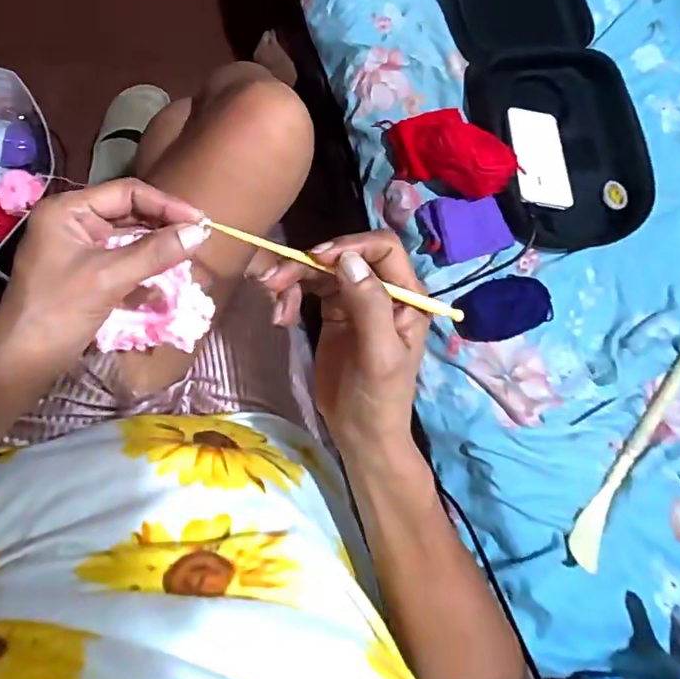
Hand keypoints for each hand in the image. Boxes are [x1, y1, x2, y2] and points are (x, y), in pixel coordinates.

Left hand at [0, 178, 208, 379]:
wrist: (19, 365)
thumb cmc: (58, 312)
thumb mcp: (110, 278)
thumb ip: (156, 252)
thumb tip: (200, 231)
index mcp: (67, 211)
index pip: (126, 193)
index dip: (165, 205)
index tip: (200, 221)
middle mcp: (71, 222)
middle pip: (127, 213)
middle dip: (162, 227)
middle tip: (198, 238)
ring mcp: (76, 249)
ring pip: (126, 239)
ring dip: (156, 249)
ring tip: (188, 257)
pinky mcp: (82, 274)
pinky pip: (120, 261)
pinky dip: (142, 269)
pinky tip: (165, 283)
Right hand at [260, 230, 427, 447]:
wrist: (360, 434)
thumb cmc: (379, 398)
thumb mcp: (379, 354)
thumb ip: (369, 305)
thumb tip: (347, 260)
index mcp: (406, 295)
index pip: (383, 248)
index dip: (350, 245)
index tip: (317, 258)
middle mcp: (382, 290)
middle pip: (343, 255)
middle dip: (307, 263)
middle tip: (273, 281)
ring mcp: (355, 299)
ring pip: (320, 269)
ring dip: (292, 278)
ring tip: (272, 302)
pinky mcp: (332, 311)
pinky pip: (307, 288)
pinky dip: (289, 296)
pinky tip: (280, 318)